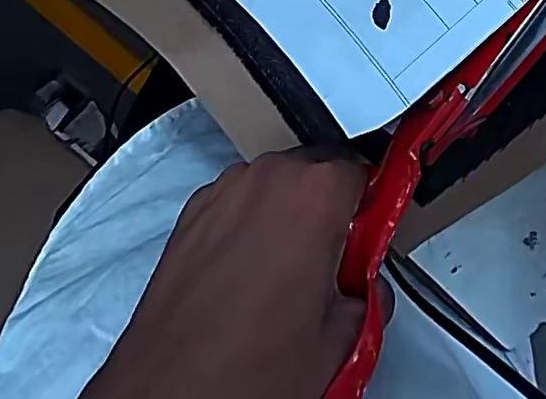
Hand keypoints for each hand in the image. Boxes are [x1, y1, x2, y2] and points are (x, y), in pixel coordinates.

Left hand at [82, 148, 382, 398]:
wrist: (170, 391)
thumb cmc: (243, 370)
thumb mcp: (340, 338)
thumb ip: (368, 291)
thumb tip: (368, 281)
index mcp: (315, 195)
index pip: (363, 169)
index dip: (373, 200)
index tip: (375, 220)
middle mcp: (270, 177)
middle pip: (319, 170)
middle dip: (332, 206)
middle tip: (336, 257)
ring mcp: (228, 188)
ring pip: (277, 183)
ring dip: (290, 211)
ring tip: (287, 273)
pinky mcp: (196, 207)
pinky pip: (240, 198)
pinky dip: (251, 221)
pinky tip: (250, 272)